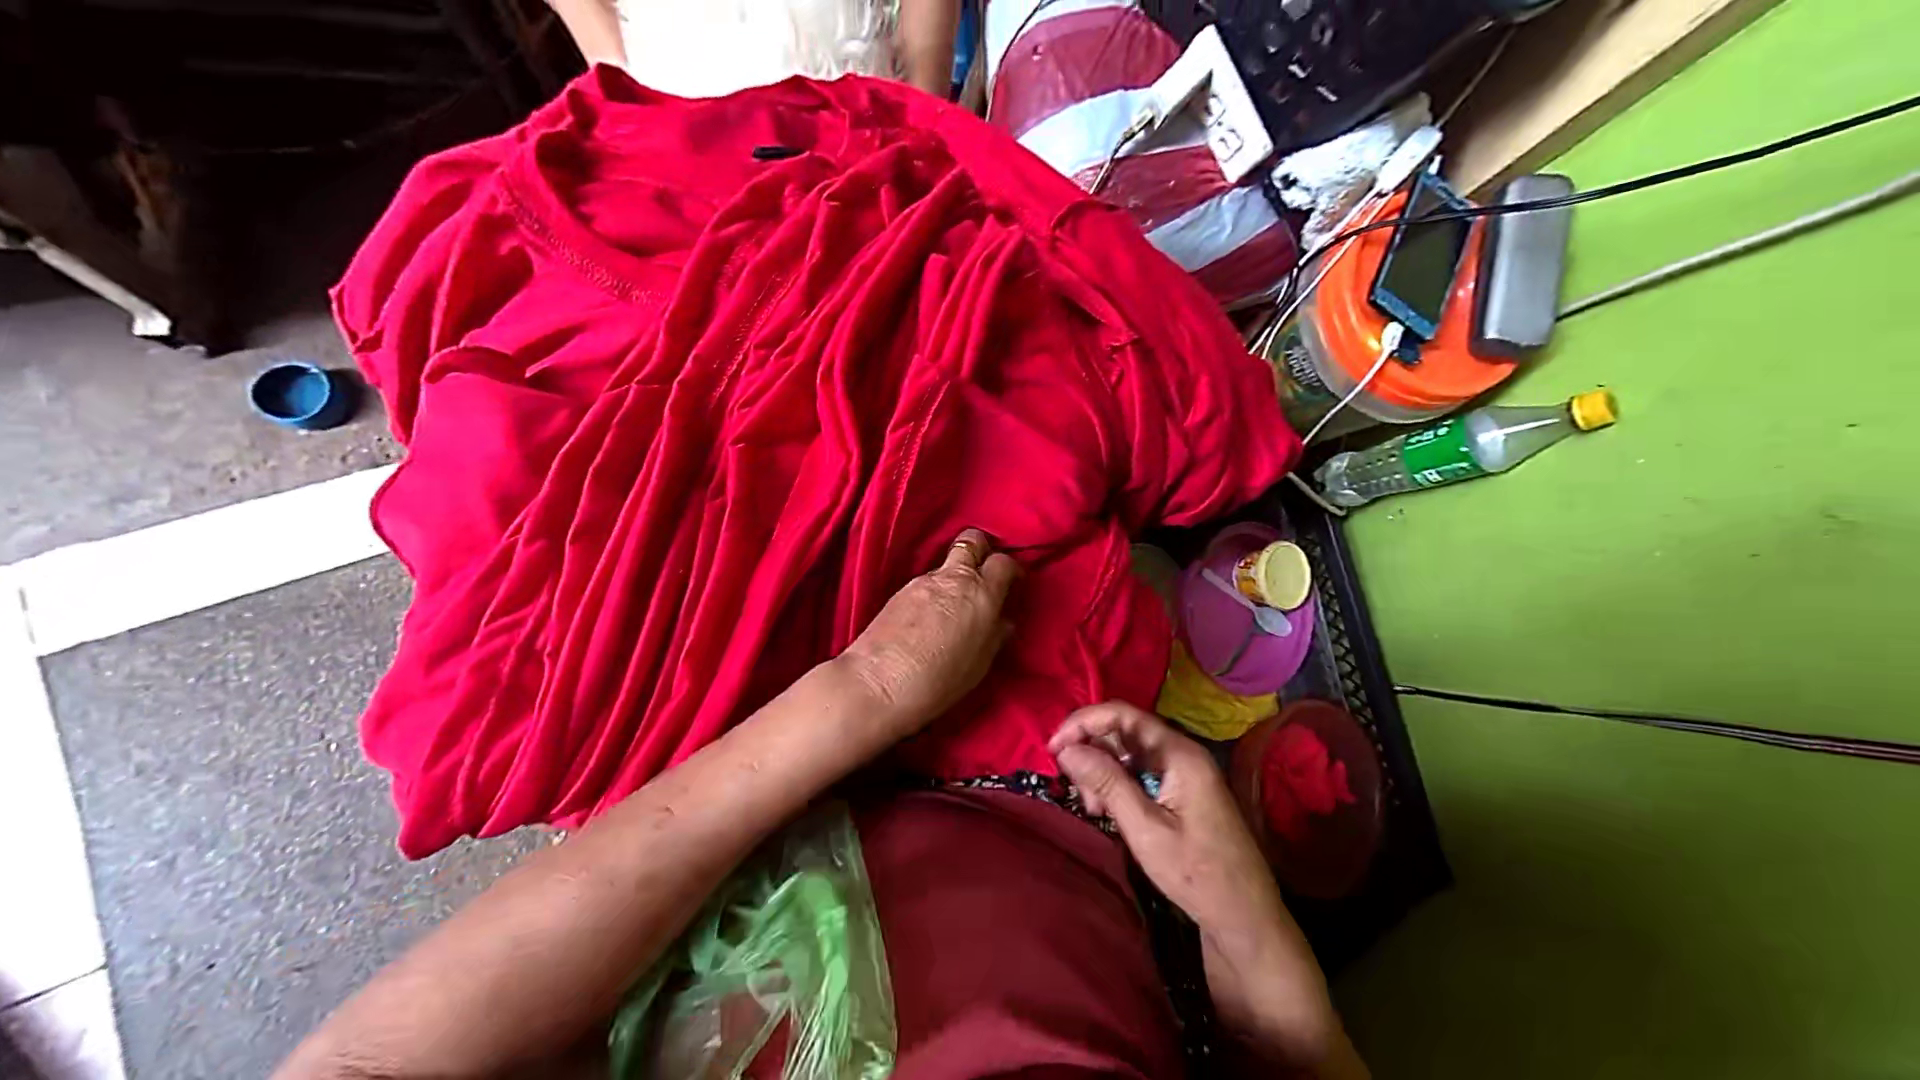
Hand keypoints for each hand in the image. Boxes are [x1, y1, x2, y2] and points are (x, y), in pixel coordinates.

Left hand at [838, 528, 1020, 737]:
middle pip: (972, 541)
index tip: (1013, 583)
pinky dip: (934, 592)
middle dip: (982, 550)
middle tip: (985, 575)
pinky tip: (929, 618)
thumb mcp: (980, 664)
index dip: (1012, 569)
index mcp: (981, 594)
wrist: (880, 683)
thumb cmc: (939, 680)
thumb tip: (1001, 620)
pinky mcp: (899, 591)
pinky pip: (925, 582)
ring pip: (946, 564)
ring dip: (954, 576)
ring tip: (954, 605)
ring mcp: (923, 581)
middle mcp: (953, 578)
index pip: (1003, 562)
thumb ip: (994, 635)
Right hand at [1051, 702, 1348, 1071]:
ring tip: (1091, 806)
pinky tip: (1106, 809)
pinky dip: (1117, 785)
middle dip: (1091, 751)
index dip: (1083, 723)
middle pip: (1124, 732)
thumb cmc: (1197, 874)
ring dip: (1102, 771)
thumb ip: (1106, 782)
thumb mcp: (1145, 828)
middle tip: (1073, 788)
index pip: (1122, 715)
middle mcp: (1181, 754)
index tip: (1053, 747)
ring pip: (1128, 753)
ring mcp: (1183, 773)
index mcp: (1179, 753)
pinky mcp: (1180, 792)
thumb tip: (1066, 748)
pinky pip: (1140, 773)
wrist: (1246, 919)